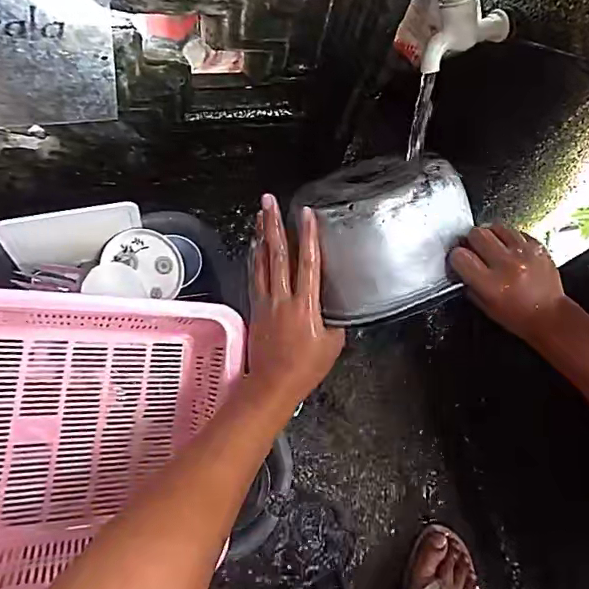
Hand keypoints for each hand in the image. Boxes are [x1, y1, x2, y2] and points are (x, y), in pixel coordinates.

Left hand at [246, 193, 344, 403]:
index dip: (308, 236)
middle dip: (273, 225)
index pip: (307, 263)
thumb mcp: (332, 343)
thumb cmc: (305, 368)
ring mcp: (265, 303)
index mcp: (305, 305)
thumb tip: (335, 308)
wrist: (272, 386)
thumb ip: (334, 320)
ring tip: (259, 216)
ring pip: (261, 262)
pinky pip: (254, 277)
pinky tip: (254, 248)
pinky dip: (254, 258)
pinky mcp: (255, 310)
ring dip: (260, 236)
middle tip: (269, 202)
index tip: (306, 214)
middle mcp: (282, 299)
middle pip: (277, 254)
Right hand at [448, 224, 574, 343]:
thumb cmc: (519, 316)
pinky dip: (509, 239)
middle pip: (477, 234)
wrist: (550, 315)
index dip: (456, 256)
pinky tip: (511, 250)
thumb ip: (471, 284)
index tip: (460, 259)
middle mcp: (507, 265)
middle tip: (476, 250)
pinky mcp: (538, 247)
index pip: (461, 256)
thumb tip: (461, 264)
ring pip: (496, 227)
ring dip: (491, 236)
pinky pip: (515, 232)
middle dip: (472, 241)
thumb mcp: (487, 307)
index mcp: (491, 284)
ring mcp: (524, 253)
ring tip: (494, 249)